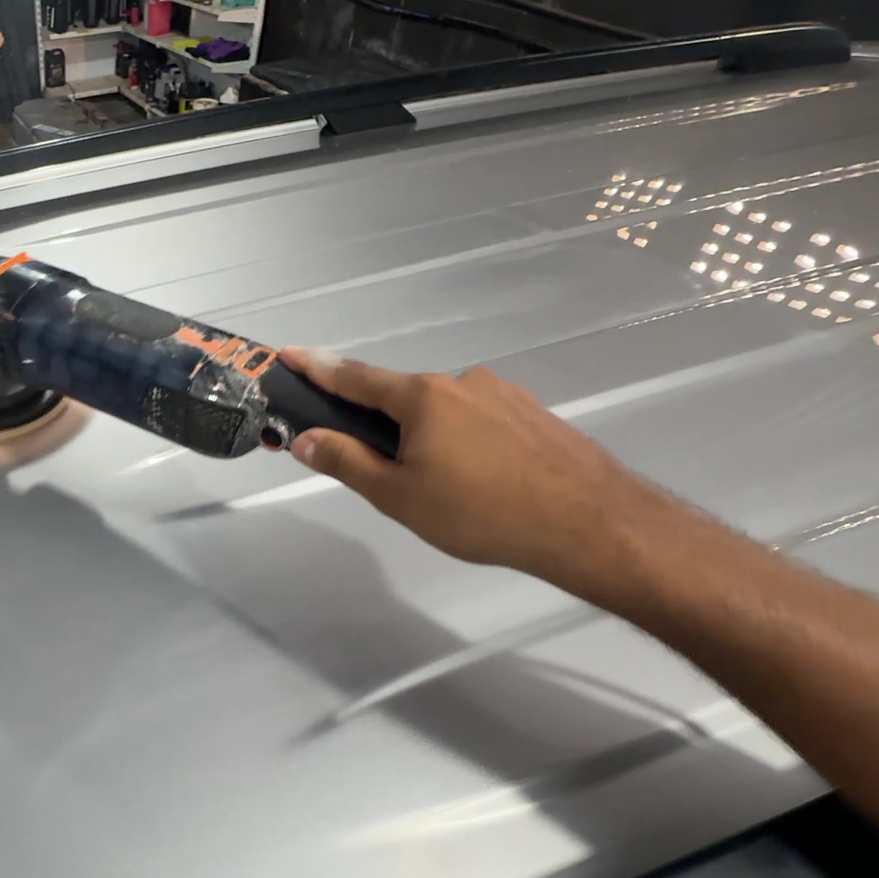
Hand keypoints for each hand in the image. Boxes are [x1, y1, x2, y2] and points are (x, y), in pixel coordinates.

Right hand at [276, 347, 679, 590]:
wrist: (590, 523)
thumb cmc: (480, 512)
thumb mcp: (398, 495)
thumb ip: (347, 462)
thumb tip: (305, 438)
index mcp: (421, 397)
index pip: (354, 377)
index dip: (317, 367)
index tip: (288, 354)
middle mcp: (460, 383)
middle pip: (399, 397)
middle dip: (378, 426)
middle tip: (377, 470)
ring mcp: (501, 395)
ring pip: (441, 413)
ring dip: (424, 438)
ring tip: (438, 490)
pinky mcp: (531, 414)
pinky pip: (476, 422)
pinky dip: (460, 443)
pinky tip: (475, 481)